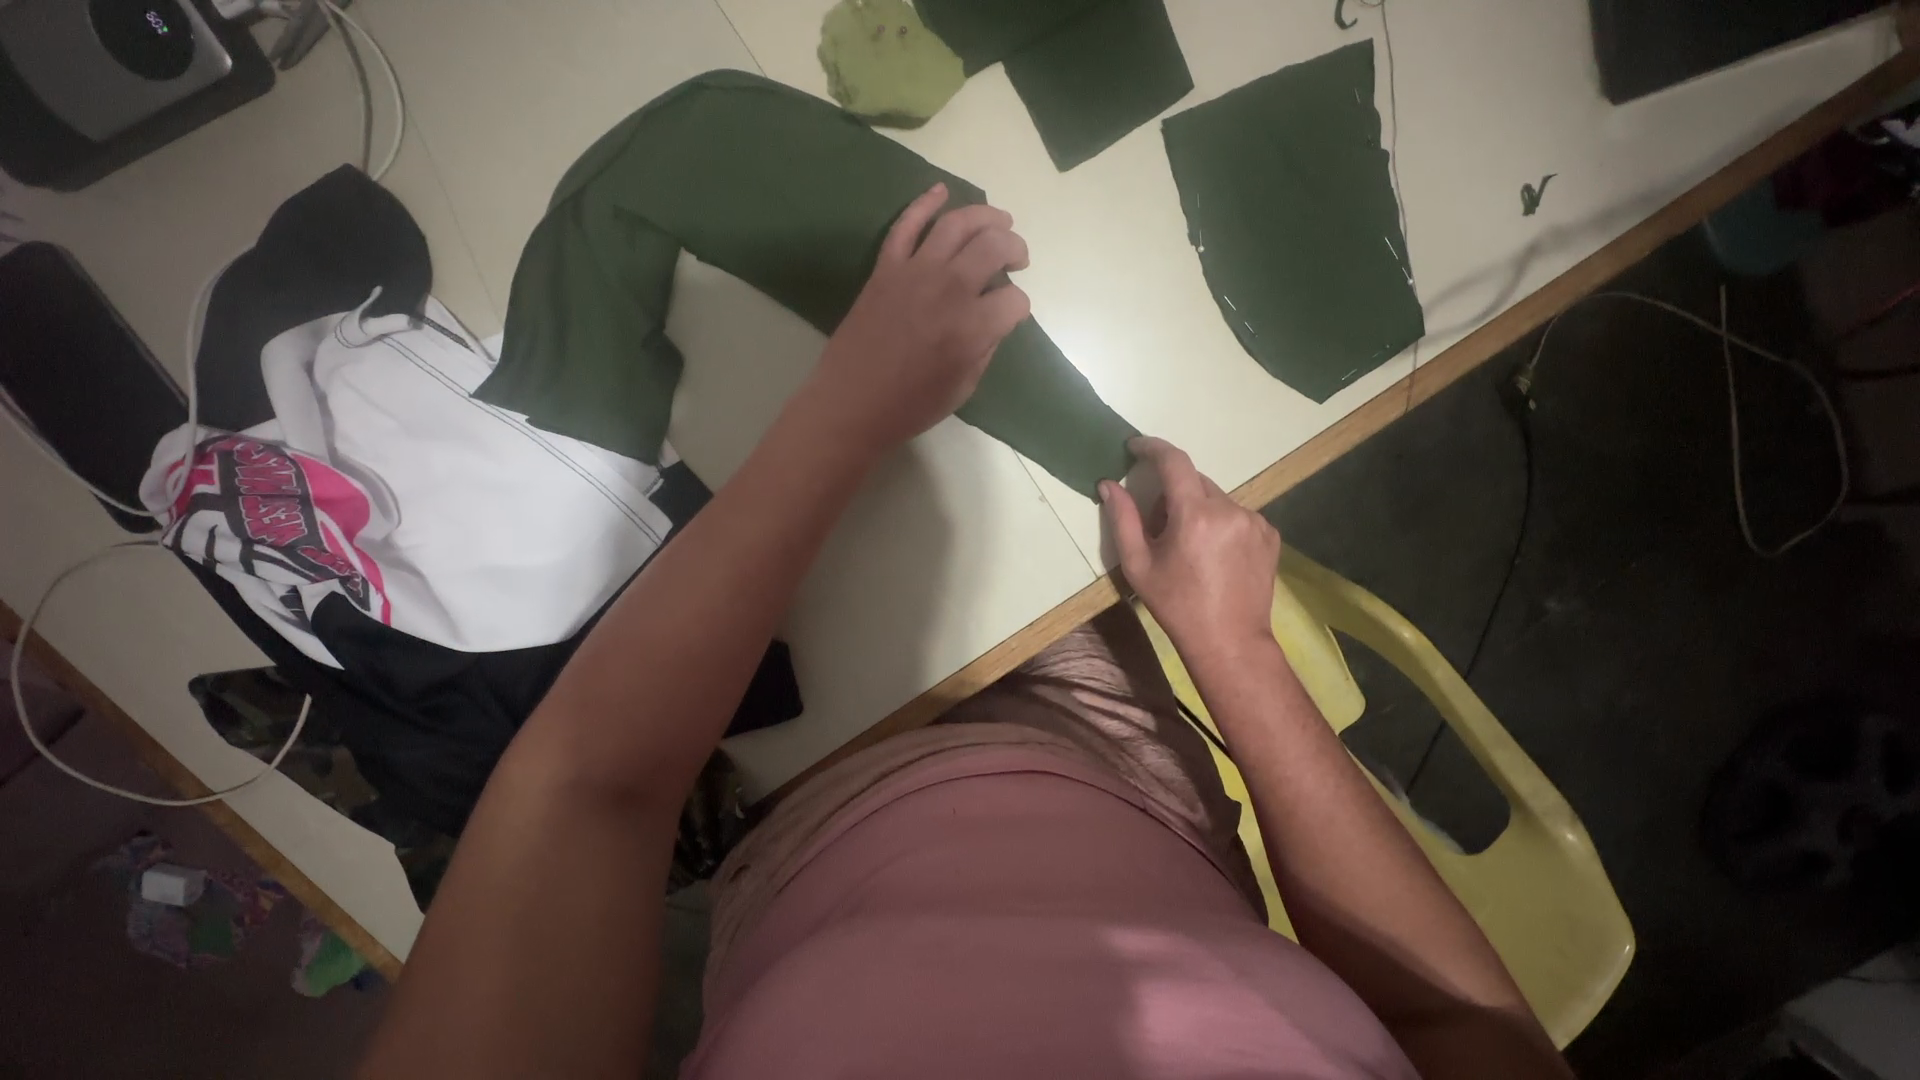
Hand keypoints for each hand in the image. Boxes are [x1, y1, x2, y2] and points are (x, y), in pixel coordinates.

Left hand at [804, 183, 1032, 454]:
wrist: (852, 403)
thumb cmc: (911, 406)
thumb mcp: (963, 387)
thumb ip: (985, 346)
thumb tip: (994, 320)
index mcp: (972, 328)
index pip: (1014, 299)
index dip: (1019, 306)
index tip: (1012, 314)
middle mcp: (948, 290)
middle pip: (994, 246)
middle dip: (1015, 248)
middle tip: (1018, 258)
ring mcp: (914, 272)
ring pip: (956, 223)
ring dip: (985, 215)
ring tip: (1000, 221)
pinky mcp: (885, 268)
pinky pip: (906, 224)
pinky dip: (924, 202)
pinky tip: (941, 191)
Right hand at [1101, 437, 1280, 659]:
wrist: (1230, 641)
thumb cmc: (1176, 605)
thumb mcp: (1138, 565)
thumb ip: (1123, 519)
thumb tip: (1108, 485)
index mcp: (1195, 515)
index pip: (1174, 461)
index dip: (1152, 447)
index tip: (1135, 446)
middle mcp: (1230, 509)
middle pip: (1194, 482)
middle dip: (1173, 494)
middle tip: (1159, 528)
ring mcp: (1255, 521)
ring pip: (1216, 499)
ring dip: (1198, 510)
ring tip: (1190, 549)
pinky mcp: (1269, 534)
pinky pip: (1237, 515)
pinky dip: (1220, 523)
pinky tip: (1215, 556)